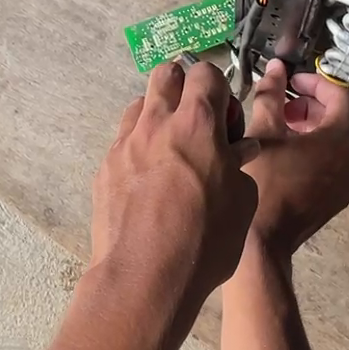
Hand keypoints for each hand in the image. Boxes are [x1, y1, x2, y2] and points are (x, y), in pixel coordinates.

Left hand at [90, 62, 260, 312]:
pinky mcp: (105, 166)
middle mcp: (157, 122)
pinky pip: (125, 140)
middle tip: (197, 122)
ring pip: (140, 103)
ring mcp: (126, 142)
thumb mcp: (243, 201)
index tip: (225, 118)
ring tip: (171, 151)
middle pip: (166, 72)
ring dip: (158, 115)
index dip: (219, 88)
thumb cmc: (205, 239)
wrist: (144, 276)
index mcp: (197, 123)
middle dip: (184, 86)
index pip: (206, 72)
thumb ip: (238, 164)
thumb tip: (237, 149)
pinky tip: (149, 180)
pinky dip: (140, 147)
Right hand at [242, 59, 348, 260]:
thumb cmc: (265, 180)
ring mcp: (348, 181)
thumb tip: (275, 68)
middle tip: (282, 102)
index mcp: (341, 138)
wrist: (263, 238)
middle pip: (340, 117)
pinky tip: (284, 151)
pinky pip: (333, 161)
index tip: (291, 81)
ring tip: (279, 125)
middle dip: (311, 104)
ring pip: (336, 140)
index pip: (340, 94)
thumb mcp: (264, 130)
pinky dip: (314, 147)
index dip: (315, 82)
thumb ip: (272, 94)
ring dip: (311, 125)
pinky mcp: (337, 196)